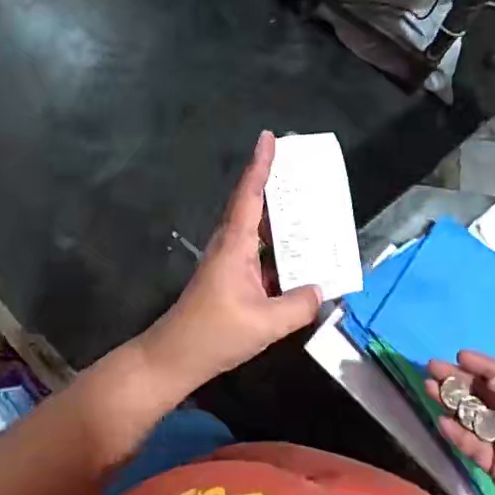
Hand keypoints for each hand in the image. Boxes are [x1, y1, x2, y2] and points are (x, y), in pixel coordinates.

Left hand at [139, 131, 320, 390]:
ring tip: (312, 205)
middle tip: (304, 167)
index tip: (268, 137)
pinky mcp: (232, 278)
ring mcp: (230, 261)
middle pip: (255, 204)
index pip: (250, 194)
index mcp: (235, 244)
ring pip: (259, 229)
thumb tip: (320, 290)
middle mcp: (231, 244)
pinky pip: (261, 253)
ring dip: (281, 217)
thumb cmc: (214, 334)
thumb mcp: (265, 323)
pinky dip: (280, 249)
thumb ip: (298, 305)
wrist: (174, 357)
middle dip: (276, 183)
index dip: (260, 164)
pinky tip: (301, 257)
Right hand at [425, 352, 494, 494]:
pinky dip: (457, 434)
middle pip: (485, 394)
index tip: (461, 356)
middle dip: (460, 380)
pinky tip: (442, 422)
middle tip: (433, 367)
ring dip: (452, 402)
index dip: (485, 366)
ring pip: (474, 417)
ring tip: (429, 388)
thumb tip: (493, 382)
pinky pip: (473, 447)